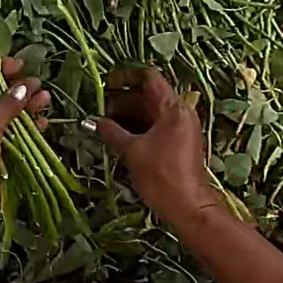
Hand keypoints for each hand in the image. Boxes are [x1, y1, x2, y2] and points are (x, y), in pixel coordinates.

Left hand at [0, 57, 49, 223]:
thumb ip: (6, 104)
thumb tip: (25, 86)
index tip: (17, 66)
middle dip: (15, 88)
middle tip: (36, 83)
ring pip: (3, 113)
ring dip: (24, 106)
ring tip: (45, 98)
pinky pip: (9, 131)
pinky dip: (25, 125)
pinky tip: (41, 119)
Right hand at [95, 67, 221, 226]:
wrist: (186, 206)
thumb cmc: (161, 175)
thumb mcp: (132, 151)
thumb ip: (112, 132)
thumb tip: (96, 122)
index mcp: (173, 108)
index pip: (149, 78)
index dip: (126, 77)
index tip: (106, 84)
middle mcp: (180, 113)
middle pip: (148, 96)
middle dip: (122, 102)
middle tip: (100, 112)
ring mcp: (181, 128)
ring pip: (151, 113)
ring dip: (128, 116)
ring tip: (105, 126)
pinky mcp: (178, 142)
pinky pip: (156, 127)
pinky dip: (138, 128)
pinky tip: (118, 137)